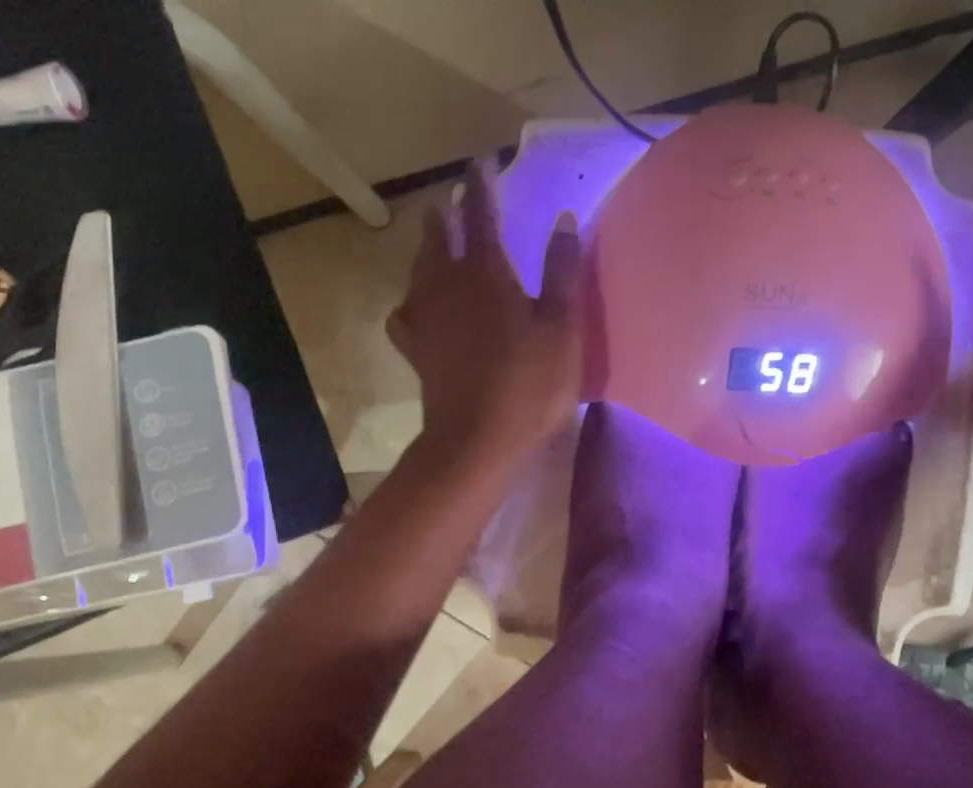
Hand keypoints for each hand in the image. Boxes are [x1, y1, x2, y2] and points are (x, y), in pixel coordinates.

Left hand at [387, 158, 584, 460]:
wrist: (477, 441)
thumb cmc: (529, 385)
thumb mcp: (562, 328)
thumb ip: (562, 271)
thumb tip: (565, 219)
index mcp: (485, 272)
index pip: (481, 214)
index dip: (482, 185)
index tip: (481, 161)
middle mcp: (447, 284)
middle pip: (440, 236)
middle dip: (449, 213)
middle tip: (456, 198)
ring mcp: (425, 317)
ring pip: (419, 268)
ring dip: (428, 247)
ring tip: (435, 237)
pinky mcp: (417, 349)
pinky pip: (407, 312)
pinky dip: (413, 299)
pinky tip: (418, 305)